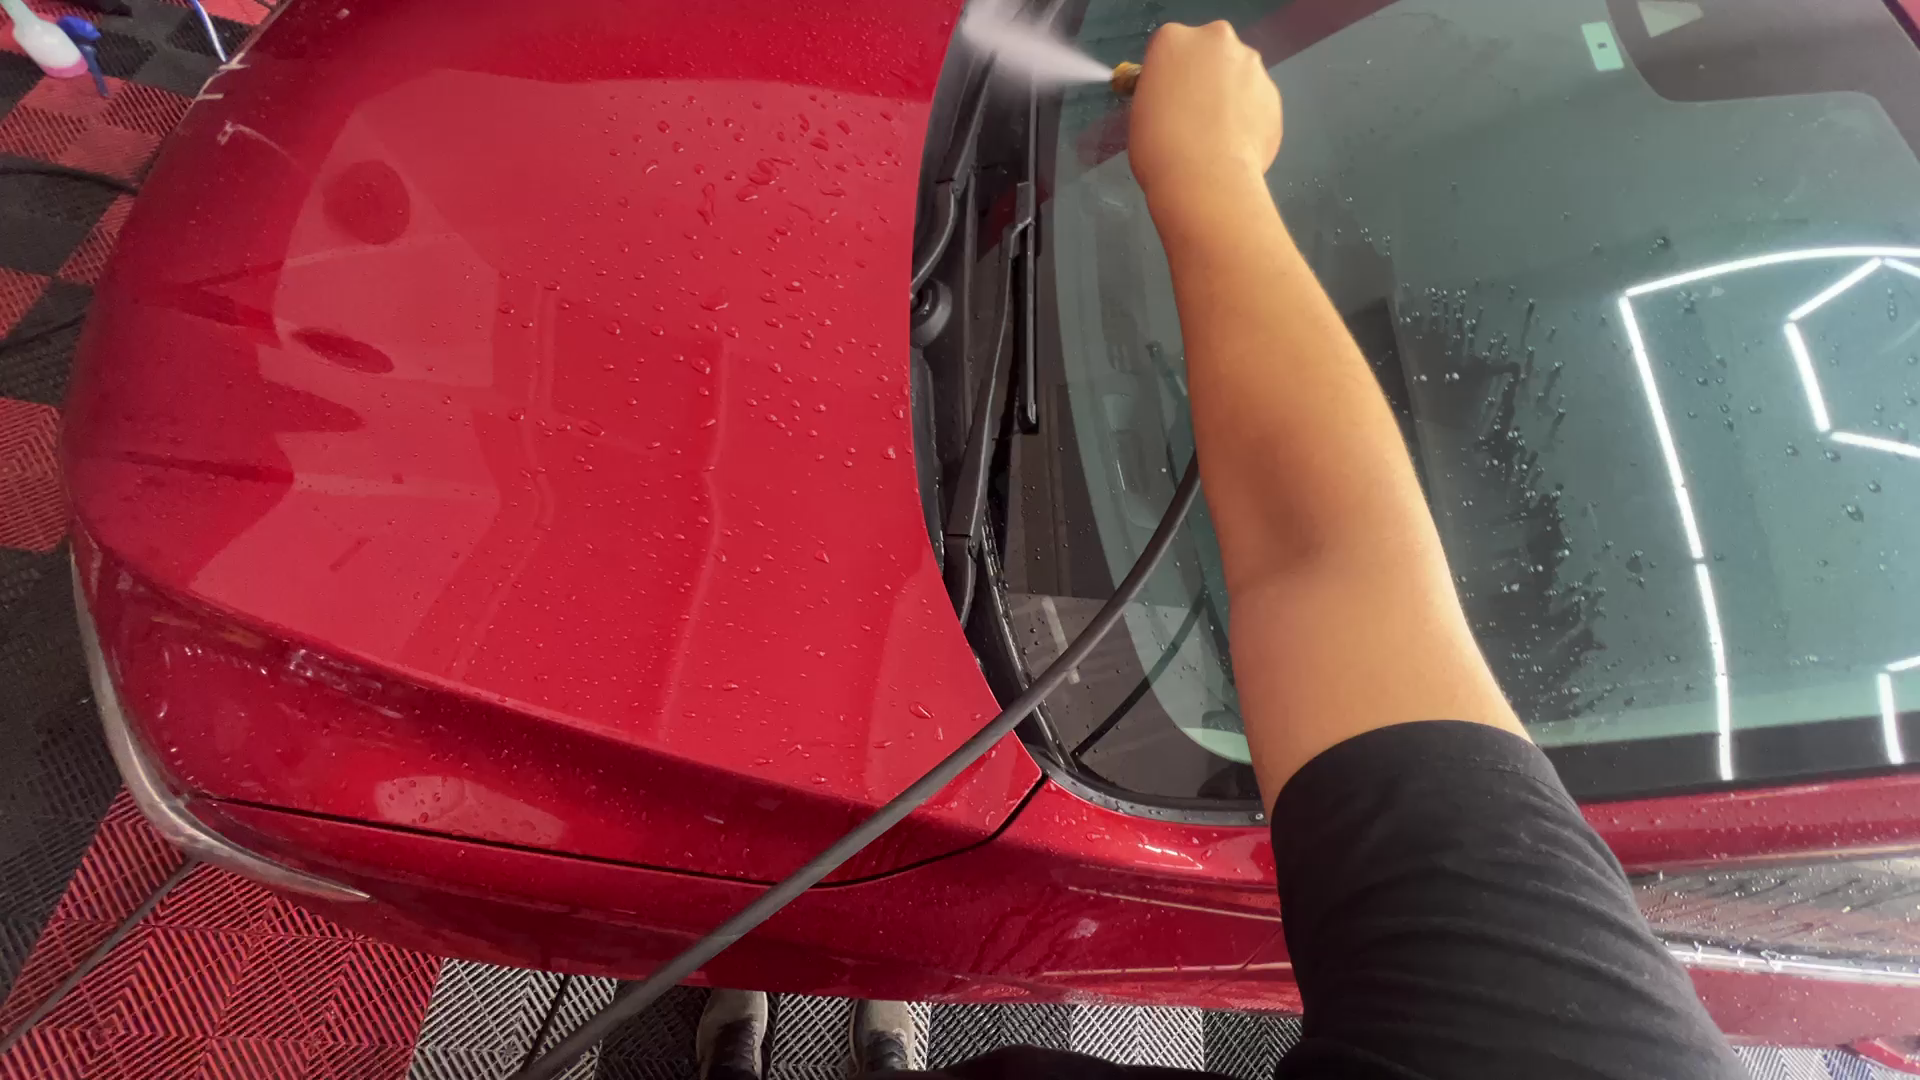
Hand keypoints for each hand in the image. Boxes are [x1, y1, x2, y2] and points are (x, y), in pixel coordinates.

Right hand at [1128, 22, 1281, 203]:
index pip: (1168, 48)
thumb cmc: (1158, 150)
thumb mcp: (1140, 116)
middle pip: (1208, 54)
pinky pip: (1255, 105)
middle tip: (1191, 119)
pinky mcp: (1274, 95)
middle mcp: (1217, 40)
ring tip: (1214, 140)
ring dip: (1228, 99)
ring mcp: (1252, 65)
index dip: (1165, 78)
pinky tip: (1232, 149)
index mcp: (1174, 40)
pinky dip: (1246, 122)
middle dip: (1203, 79)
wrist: (1204, 181)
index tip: (1164, 102)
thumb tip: (1171, 100)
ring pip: (1237, 77)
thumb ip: (1159, 95)